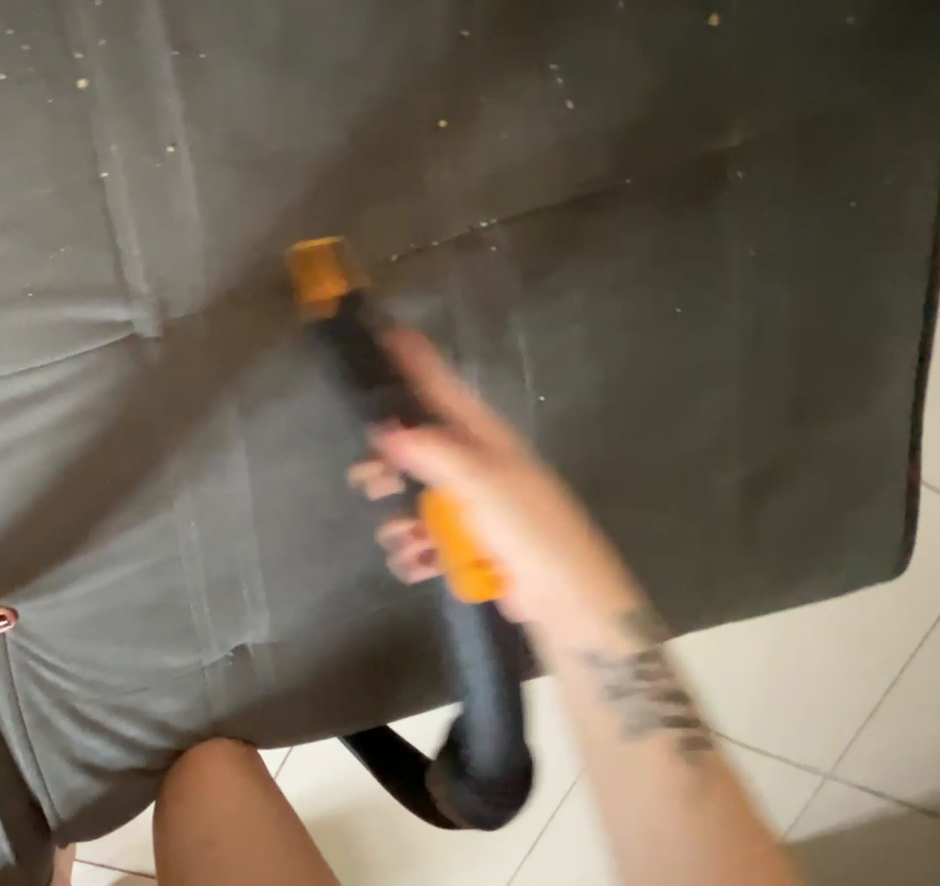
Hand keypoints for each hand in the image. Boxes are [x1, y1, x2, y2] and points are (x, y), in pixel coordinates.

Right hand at [367, 332, 642, 629]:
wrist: (568, 604)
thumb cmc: (532, 532)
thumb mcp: (483, 484)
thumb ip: (431, 452)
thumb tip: (385, 428)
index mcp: (482, 441)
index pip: (442, 390)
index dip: (416, 363)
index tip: (388, 334)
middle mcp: (470, 467)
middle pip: (411, 449)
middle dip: (385, 467)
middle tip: (372, 481)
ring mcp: (466, 508)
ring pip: (409, 500)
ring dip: (400, 524)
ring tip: (408, 542)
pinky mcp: (462, 545)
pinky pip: (419, 539)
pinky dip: (413, 553)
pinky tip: (419, 566)